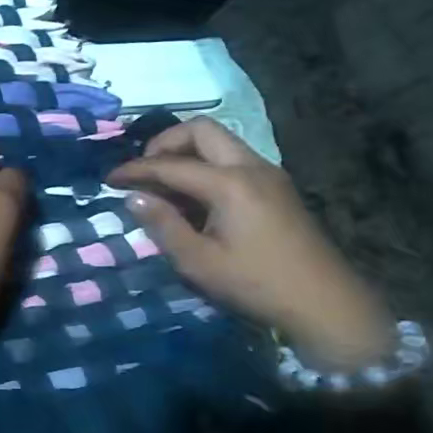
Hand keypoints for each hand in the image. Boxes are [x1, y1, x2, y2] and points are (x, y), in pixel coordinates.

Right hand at [107, 119, 395, 369]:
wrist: (324, 301)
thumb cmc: (256, 284)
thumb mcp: (199, 262)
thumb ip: (163, 225)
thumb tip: (133, 198)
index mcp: (229, 184)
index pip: (171, 164)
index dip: (135, 169)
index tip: (108, 179)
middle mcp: (250, 166)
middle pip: (201, 130)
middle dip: (165, 143)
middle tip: (143, 171)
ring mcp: (268, 173)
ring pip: (220, 142)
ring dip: (187, 153)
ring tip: (164, 184)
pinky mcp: (276, 186)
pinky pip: (233, 159)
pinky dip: (206, 165)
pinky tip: (194, 196)